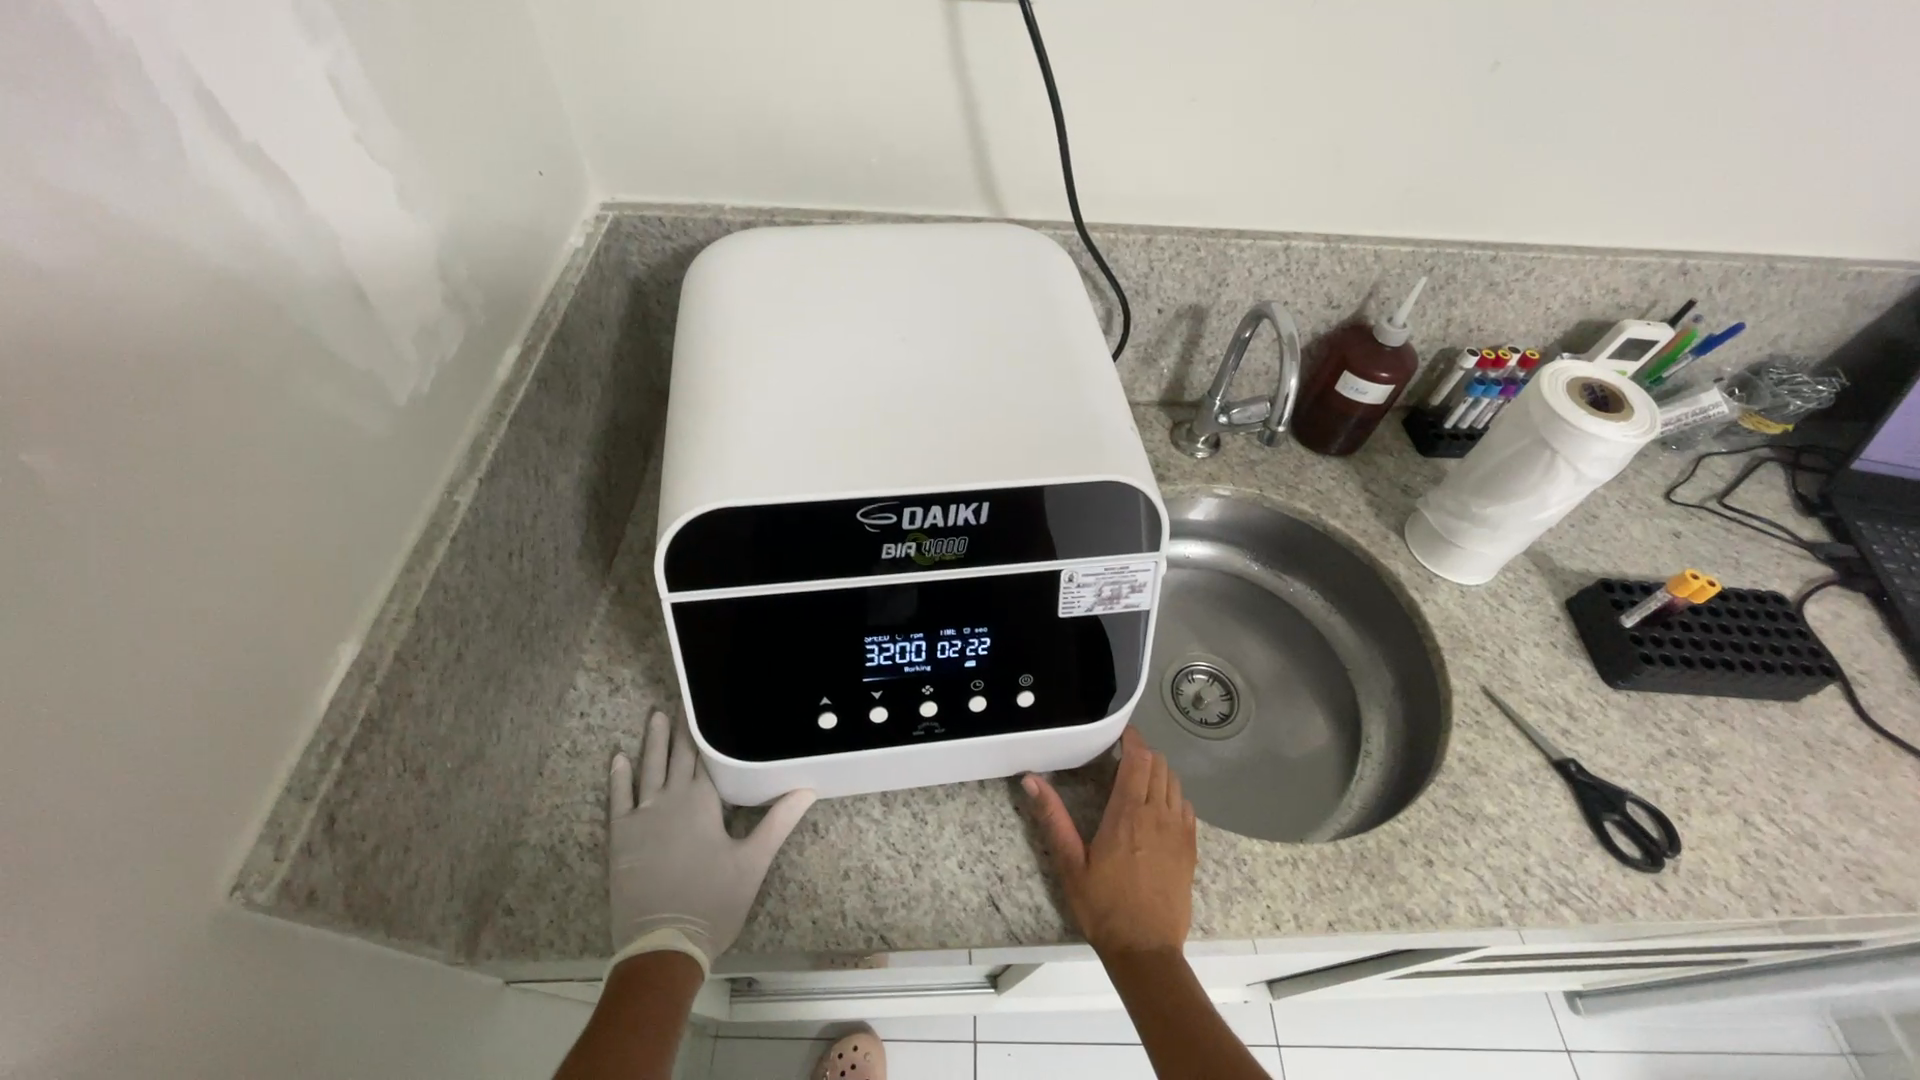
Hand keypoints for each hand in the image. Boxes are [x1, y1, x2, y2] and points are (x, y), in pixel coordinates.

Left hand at [607, 712, 815, 973]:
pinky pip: (618, 799)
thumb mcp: (753, 862)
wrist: (662, 944)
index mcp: (702, 803)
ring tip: (655, 716)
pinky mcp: (621, 838)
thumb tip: (808, 789)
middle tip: (680, 701)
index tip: (706, 707)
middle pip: (676, 758)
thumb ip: (778, 821)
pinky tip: (619, 758)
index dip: (706, 732)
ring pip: (646, 770)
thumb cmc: (713, 902)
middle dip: (680, 730)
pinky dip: (618, 777)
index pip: (706, 757)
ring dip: (651, 742)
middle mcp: (669, 801)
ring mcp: (641, 818)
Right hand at [1022, 727, 1196, 956]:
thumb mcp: (1069, 863)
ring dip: (1158, 773)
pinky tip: (1157, 808)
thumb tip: (1031, 779)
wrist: (1145, 949)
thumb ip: (1052, 817)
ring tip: (1137, 780)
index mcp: (1128, 814)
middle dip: (1142, 753)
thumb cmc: (1102, 906)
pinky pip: (1186, 806)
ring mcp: (1179, 831)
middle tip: (1121, 756)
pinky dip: (1172, 795)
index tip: (1119, 731)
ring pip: (1175, 782)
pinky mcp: (1190, 847)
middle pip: (1159, 765)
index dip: (1132, 738)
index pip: (1138, 759)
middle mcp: (1158, 814)